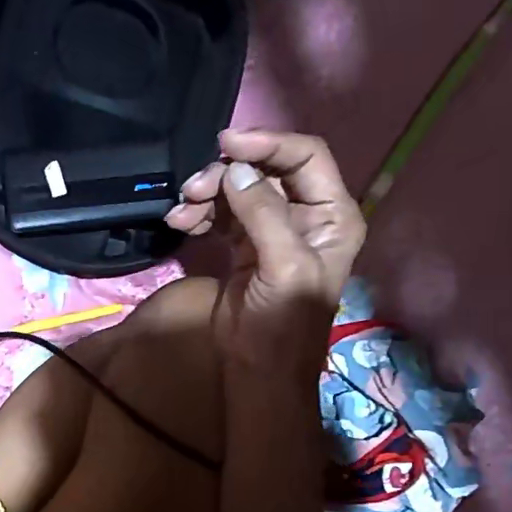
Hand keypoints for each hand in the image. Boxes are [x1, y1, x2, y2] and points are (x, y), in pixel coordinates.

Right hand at [165, 130, 364, 372]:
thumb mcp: (284, 266)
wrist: (259, 368)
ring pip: (238, 191)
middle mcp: (306, 215)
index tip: (226, 144)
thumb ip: (264, 214)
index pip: (305, 157)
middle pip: (266, 170)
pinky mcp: (244, 245)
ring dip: (207, 194)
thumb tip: (236, 170)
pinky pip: (221, 214)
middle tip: (192, 188)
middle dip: (227, 173)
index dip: (268, 143)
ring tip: (181, 211)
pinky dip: (200, 213)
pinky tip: (179, 223)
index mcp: (332, 214)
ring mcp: (272, 229)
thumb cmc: (285, 322)